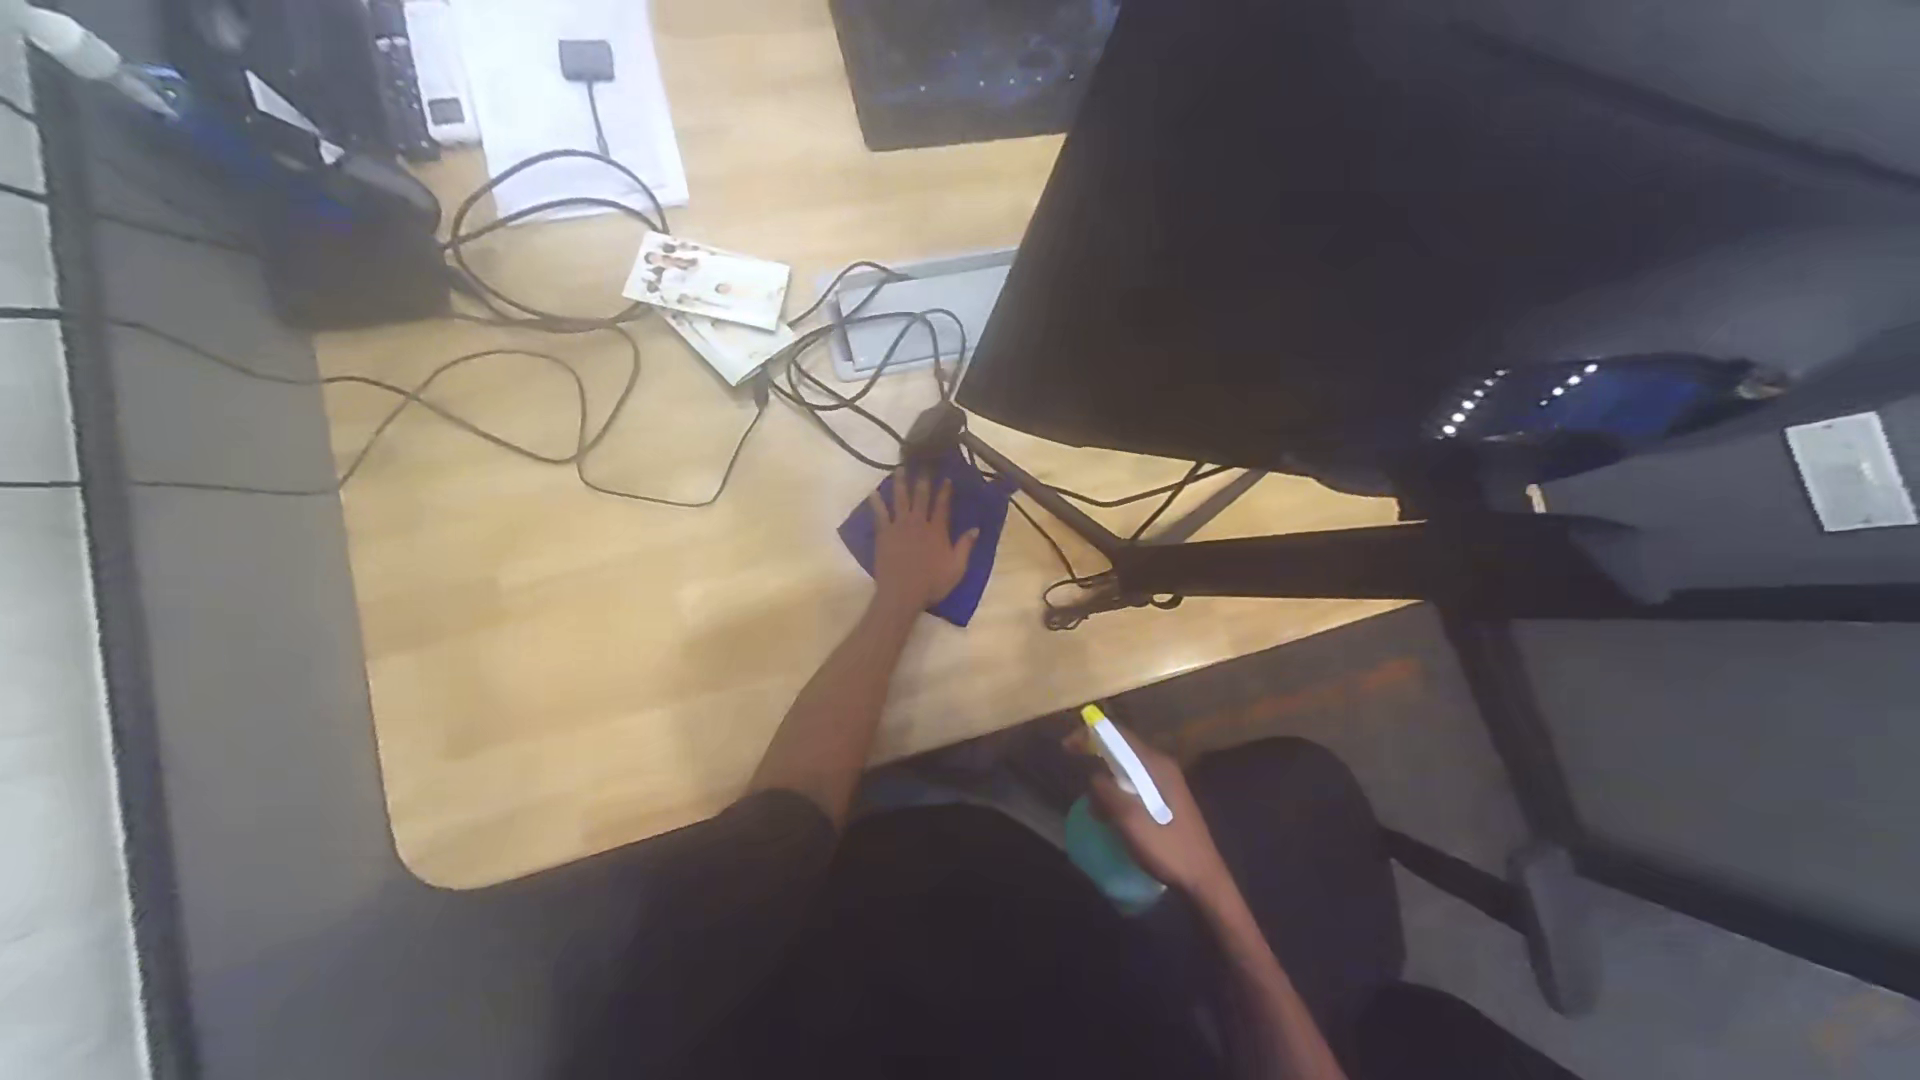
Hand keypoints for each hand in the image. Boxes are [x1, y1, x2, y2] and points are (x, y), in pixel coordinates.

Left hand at [869, 470, 979, 613]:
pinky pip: (879, 514)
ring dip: (900, 483)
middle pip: (921, 497)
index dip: (944, 490)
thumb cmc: (932, 583)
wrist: (902, 593)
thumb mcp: (957, 568)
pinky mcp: (884, 534)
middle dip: (922, 480)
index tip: (946, 478)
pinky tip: (873, 492)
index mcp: (937, 530)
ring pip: (900, 499)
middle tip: (922, 464)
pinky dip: (876, 502)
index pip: (942, 505)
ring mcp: (899, 526)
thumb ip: (965, 546)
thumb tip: (976, 528)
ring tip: (899, 469)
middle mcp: (918, 523)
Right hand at [1077, 725, 1233, 898]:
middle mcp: (1162, 766)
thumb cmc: (1167, 848)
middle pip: (1123, 749)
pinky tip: (1112, 816)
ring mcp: (1167, 783)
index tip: (1067, 746)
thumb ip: (1108, 792)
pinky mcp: (1167, 800)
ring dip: (1107, 780)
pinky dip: (1118, 792)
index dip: (1090, 734)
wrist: (1204, 880)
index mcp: (1156, 764)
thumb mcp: (1130, 820)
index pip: (1118, 735)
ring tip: (1095, 807)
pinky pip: (1136, 785)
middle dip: (1096, 755)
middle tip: (1074, 768)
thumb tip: (1095, 777)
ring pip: (1128, 769)